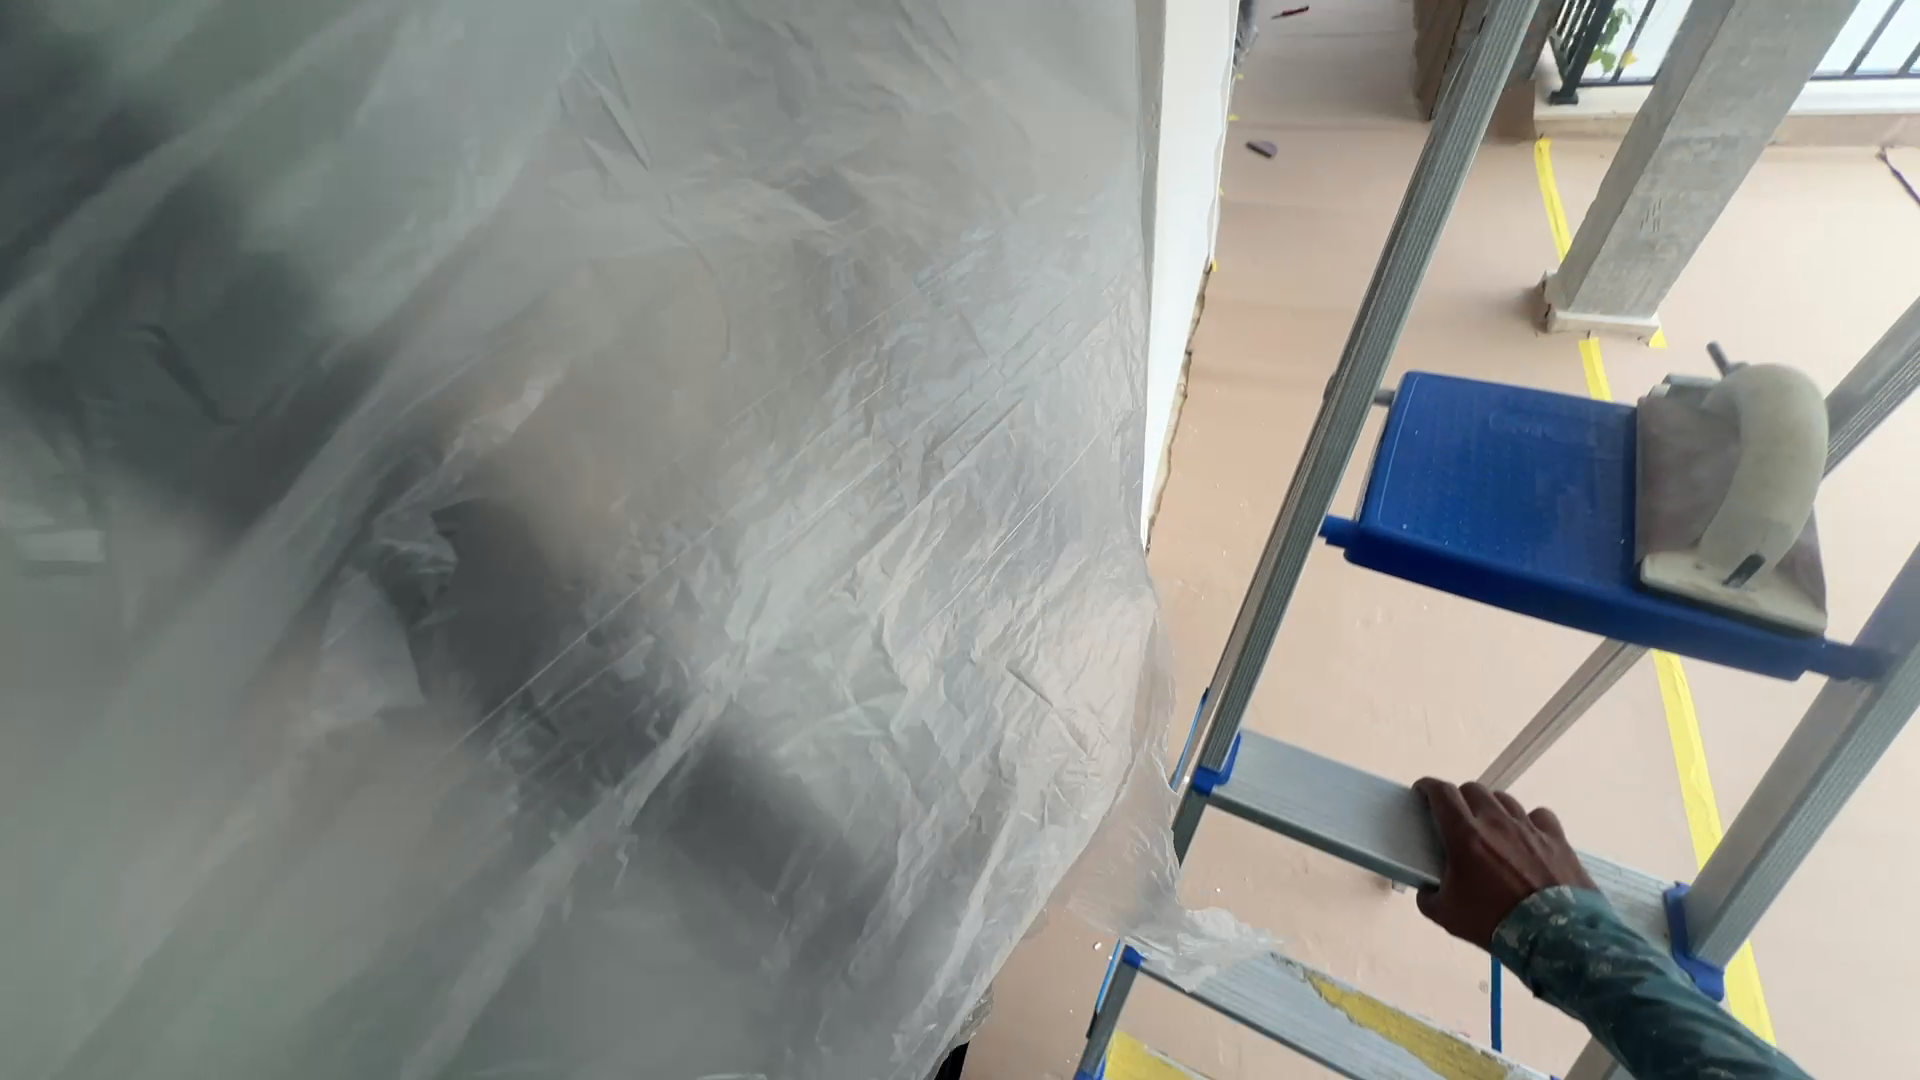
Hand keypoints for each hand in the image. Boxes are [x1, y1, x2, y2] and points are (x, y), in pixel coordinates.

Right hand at [1411, 778, 1596, 950]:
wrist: (1560, 942)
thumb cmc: (1497, 923)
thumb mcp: (1447, 915)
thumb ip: (1428, 897)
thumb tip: (1426, 890)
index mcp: (1464, 834)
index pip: (1440, 792)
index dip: (1427, 787)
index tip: (1422, 794)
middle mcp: (1496, 823)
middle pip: (1472, 789)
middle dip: (1459, 798)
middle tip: (1457, 818)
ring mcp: (1530, 830)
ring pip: (1505, 799)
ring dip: (1492, 807)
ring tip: (1492, 826)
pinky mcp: (1559, 841)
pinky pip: (1540, 816)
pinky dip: (1530, 820)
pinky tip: (1528, 836)